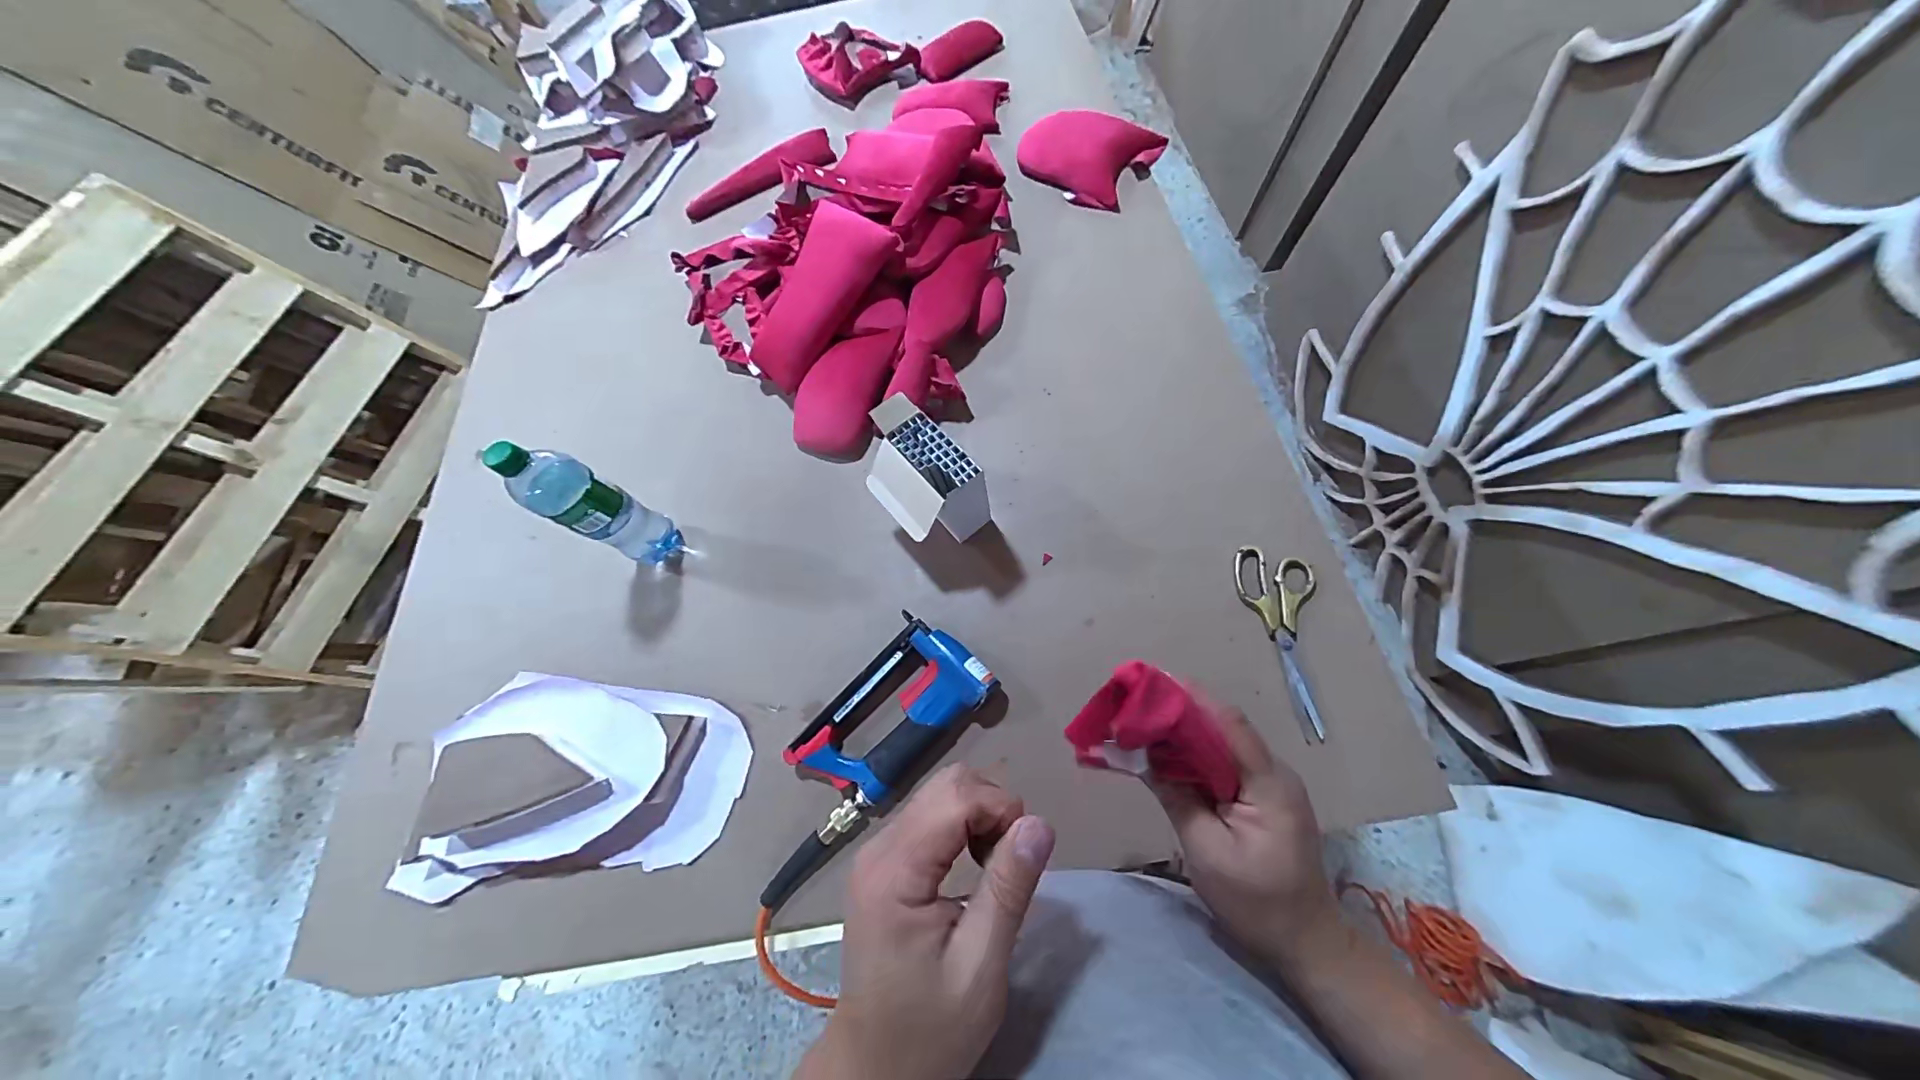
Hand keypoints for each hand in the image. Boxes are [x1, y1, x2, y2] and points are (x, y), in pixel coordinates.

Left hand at [798, 765, 1056, 1079]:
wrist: (875, 1065)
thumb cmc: (929, 1027)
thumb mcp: (981, 966)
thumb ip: (1008, 889)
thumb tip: (1039, 823)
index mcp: (895, 870)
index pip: (956, 796)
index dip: (1001, 808)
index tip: (1025, 854)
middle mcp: (879, 847)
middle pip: (947, 784)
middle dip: (992, 807)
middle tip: (1010, 861)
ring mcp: (877, 851)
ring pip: (941, 794)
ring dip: (979, 816)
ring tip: (994, 867)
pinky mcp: (884, 860)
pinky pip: (931, 816)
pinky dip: (963, 826)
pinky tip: (972, 866)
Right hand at [1147, 703, 1339, 969]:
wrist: (1305, 942)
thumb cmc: (1255, 901)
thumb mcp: (1206, 850)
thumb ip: (1175, 796)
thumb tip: (1141, 756)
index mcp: (1269, 783)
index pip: (1229, 724)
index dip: (1191, 699)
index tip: (1151, 684)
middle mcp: (1274, 772)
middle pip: (1223, 728)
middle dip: (1178, 713)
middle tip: (1134, 705)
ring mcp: (1269, 783)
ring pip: (1222, 744)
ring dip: (1182, 734)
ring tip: (1140, 724)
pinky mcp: (1260, 796)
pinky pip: (1224, 764)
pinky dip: (1193, 755)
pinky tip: (1165, 755)